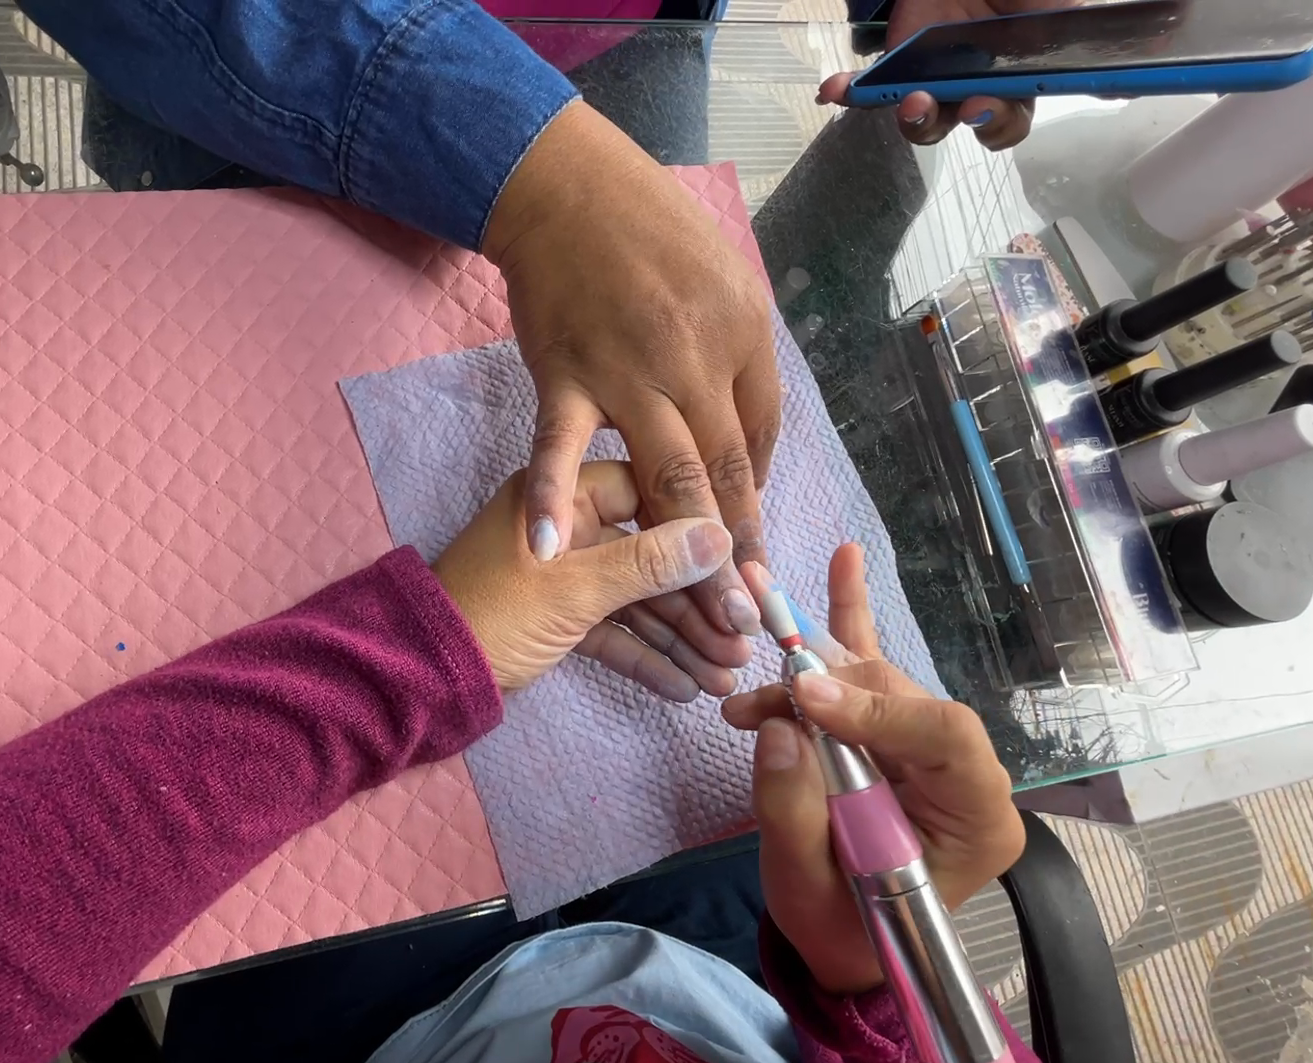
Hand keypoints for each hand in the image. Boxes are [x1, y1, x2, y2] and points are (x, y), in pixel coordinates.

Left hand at [435, 462, 742, 699]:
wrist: (425, 675)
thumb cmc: (494, 614)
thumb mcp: (572, 588)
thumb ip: (647, 563)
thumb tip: (720, 537)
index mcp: (561, 497)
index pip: (649, 496)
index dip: (699, 534)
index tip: (744, 573)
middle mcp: (569, 528)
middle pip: (649, 557)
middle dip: (696, 604)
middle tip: (743, 644)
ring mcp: (565, 576)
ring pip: (635, 600)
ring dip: (679, 637)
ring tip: (724, 675)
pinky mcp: (560, 618)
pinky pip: (611, 631)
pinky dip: (643, 657)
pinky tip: (684, 688)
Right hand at [482, 100, 778, 641]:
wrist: (571, 193)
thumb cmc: (653, 237)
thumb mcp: (726, 285)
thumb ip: (739, 366)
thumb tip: (742, 446)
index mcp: (743, 337)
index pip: (760, 440)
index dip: (758, 505)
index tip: (753, 557)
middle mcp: (696, 360)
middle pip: (725, 472)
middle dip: (740, 552)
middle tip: (748, 620)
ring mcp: (628, 371)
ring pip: (664, 473)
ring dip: (680, 552)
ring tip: (696, 617)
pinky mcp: (564, 377)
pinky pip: (559, 446)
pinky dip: (554, 497)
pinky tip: (551, 551)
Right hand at [721, 543, 1023, 992]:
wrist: (839, 935)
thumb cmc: (835, 923)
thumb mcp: (806, 884)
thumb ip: (792, 811)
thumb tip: (778, 726)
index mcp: (974, 818)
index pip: (949, 736)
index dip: (878, 708)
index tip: (803, 702)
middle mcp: (960, 771)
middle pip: (900, 696)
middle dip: (823, 691)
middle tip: (756, 707)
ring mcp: (922, 746)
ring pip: (871, 677)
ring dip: (806, 676)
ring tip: (754, 700)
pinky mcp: (885, 731)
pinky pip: (870, 665)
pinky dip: (848, 617)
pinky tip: (846, 561)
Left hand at [817, 0, 1074, 150]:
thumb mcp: (1055, 6)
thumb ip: (1080, 37)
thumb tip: (1143, 66)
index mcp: (1009, 83)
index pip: (1004, 125)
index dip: (997, 126)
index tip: (990, 109)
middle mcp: (965, 91)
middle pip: (951, 125)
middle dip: (945, 119)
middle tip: (949, 104)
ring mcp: (925, 82)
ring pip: (912, 118)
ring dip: (908, 114)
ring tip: (908, 97)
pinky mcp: (890, 69)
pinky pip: (864, 89)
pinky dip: (847, 89)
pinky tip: (832, 89)